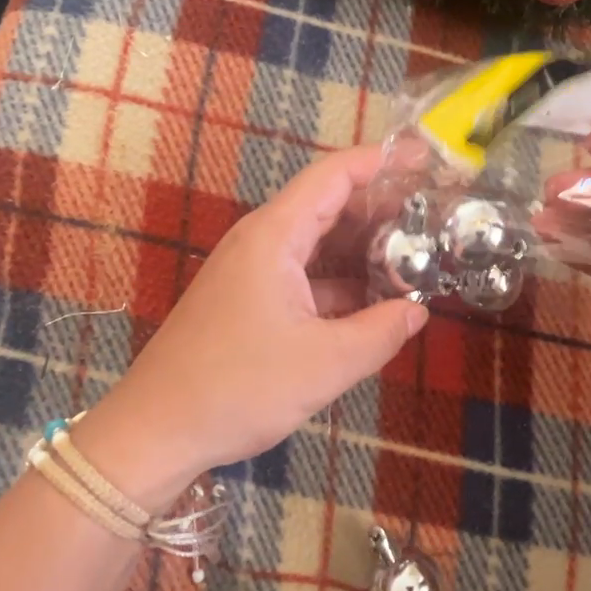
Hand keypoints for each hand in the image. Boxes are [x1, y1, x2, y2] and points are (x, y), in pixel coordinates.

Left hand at [74, 147, 428, 509]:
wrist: (156, 430)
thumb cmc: (238, 388)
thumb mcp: (324, 364)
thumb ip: (380, 332)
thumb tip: (417, 311)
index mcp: (275, 236)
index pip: (332, 176)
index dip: (379, 162)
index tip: (424, 160)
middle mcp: (261, 242)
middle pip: (327, 205)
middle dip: (380, 208)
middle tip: (433, 218)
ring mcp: (251, 271)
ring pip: (316, 243)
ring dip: (362, 249)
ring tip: (415, 257)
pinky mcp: (247, 300)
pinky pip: (302, 275)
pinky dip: (339, 282)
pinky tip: (373, 303)